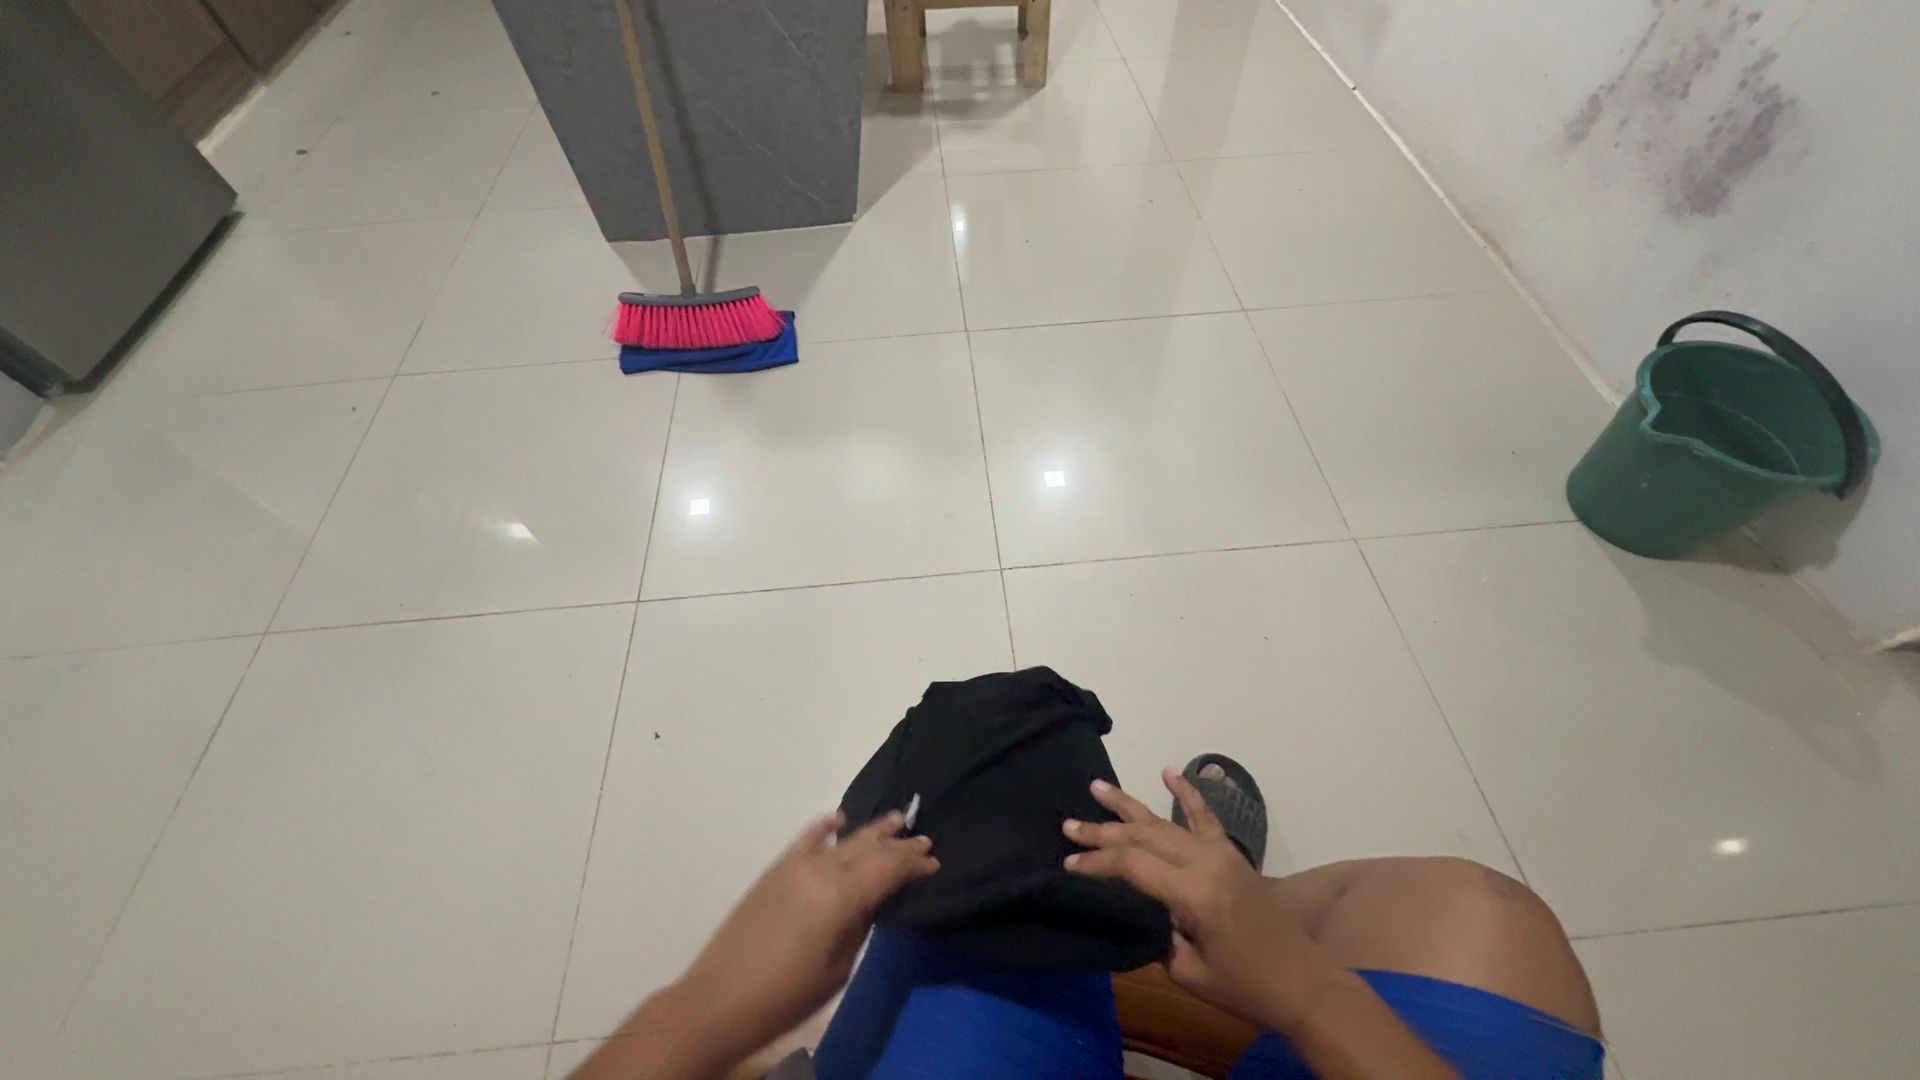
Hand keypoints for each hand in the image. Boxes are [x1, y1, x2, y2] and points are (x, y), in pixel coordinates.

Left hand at [668, 810, 938, 1061]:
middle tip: (924, 839)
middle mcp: (821, 870)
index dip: (913, 864)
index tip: (934, 863)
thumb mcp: (838, 967)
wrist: (718, 1000)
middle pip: (869, 848)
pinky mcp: (775, 869)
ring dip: (871, 830)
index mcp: (840, 897)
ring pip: (843, 840)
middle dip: (898, 844)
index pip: (888, 869)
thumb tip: (875, 899)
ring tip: (897, 819)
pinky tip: (839, 818)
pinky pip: (807, 839)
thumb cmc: (787, 995)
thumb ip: (861, 924)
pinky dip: (825, 827)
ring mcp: (795, 865)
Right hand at [1063, 770, 1331, 1028]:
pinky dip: (1187, 792)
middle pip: (1143, 836)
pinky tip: (1169, 772)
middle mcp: (1205, 863)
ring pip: (1164, 822)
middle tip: (1068, 825)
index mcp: (1193, 894)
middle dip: (1102, 831)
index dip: (1096, 862)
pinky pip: (1205, 816)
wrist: (1304, 983)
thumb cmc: (1245, 986)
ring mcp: (1220, 853)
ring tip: (1097, 786)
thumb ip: (1158, 934)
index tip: (1067, 863)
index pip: (1132, 865)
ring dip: (1128, 805)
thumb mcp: (1190, 972)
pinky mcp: (1232, 853)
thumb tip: (1138, 907)